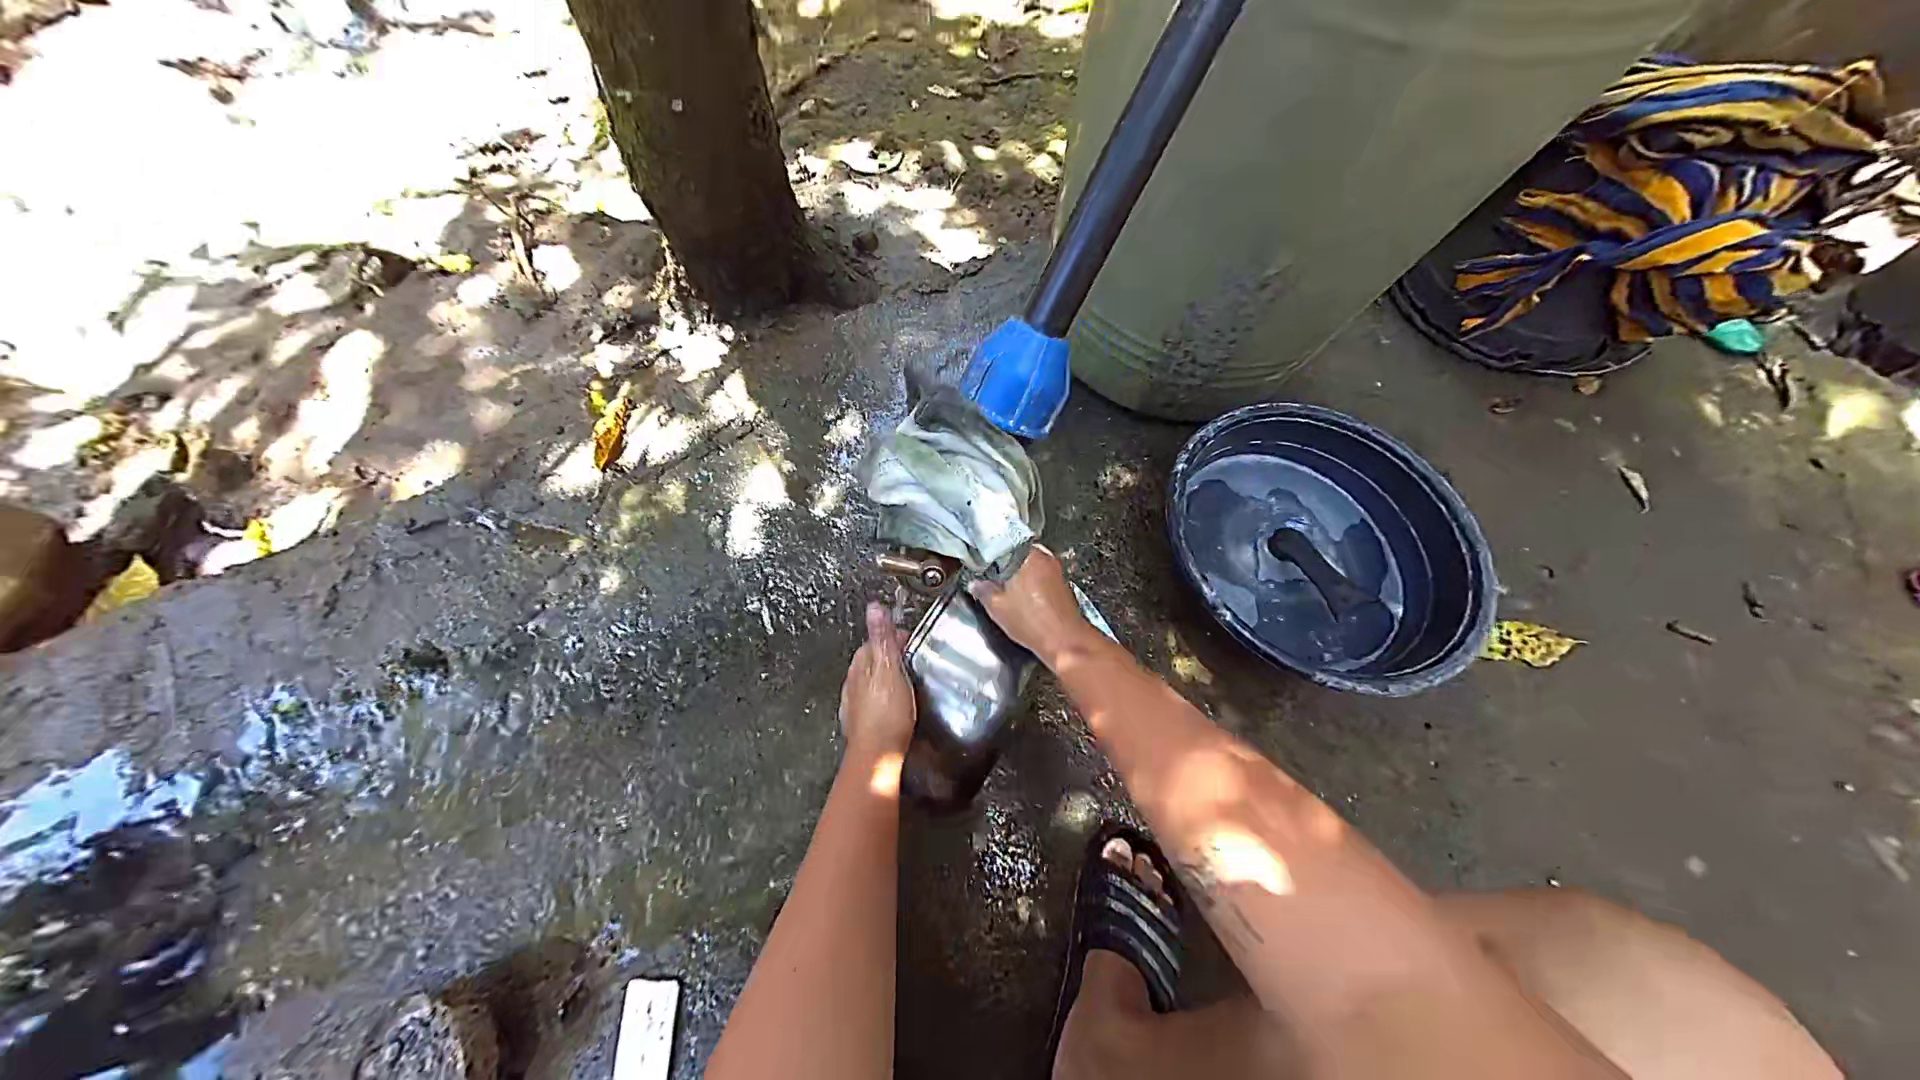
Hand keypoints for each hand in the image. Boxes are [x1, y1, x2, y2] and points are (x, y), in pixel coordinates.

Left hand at [839, 602, 916, 756]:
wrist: (877, 755)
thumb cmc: (886, 714)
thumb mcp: (890, 669)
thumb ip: (883, 638)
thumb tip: (875, 607)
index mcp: (860, 665)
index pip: (874, 640)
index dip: (894, 638)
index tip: (910, 639)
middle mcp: (853, 683)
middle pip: (872, 661)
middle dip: (890, 658)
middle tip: (912, 659)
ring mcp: (855, 704)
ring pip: (871, 683)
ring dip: (887, 680)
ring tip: (907, 683)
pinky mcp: (861, 723)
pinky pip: (873, 703)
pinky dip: (884, 700)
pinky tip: (895, 707)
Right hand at [969, 545, 1096, 666]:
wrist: (1065, 642)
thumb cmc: (1033, 622)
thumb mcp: (997, 607)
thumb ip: (983, 590)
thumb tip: (976, 583)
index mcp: (1027, 556)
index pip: (1004, 542)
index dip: (989, 553)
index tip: (980, 562)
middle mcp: (1045, 558)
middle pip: (1018, 553)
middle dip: (1004, 564)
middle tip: (989, 577)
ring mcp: (1056, 571)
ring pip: (1031, 565)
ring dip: (1018, 573)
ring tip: (1004, 589)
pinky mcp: (1062, 585)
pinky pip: (1041, 577)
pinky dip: (1030, 583)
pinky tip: (1022, 598)